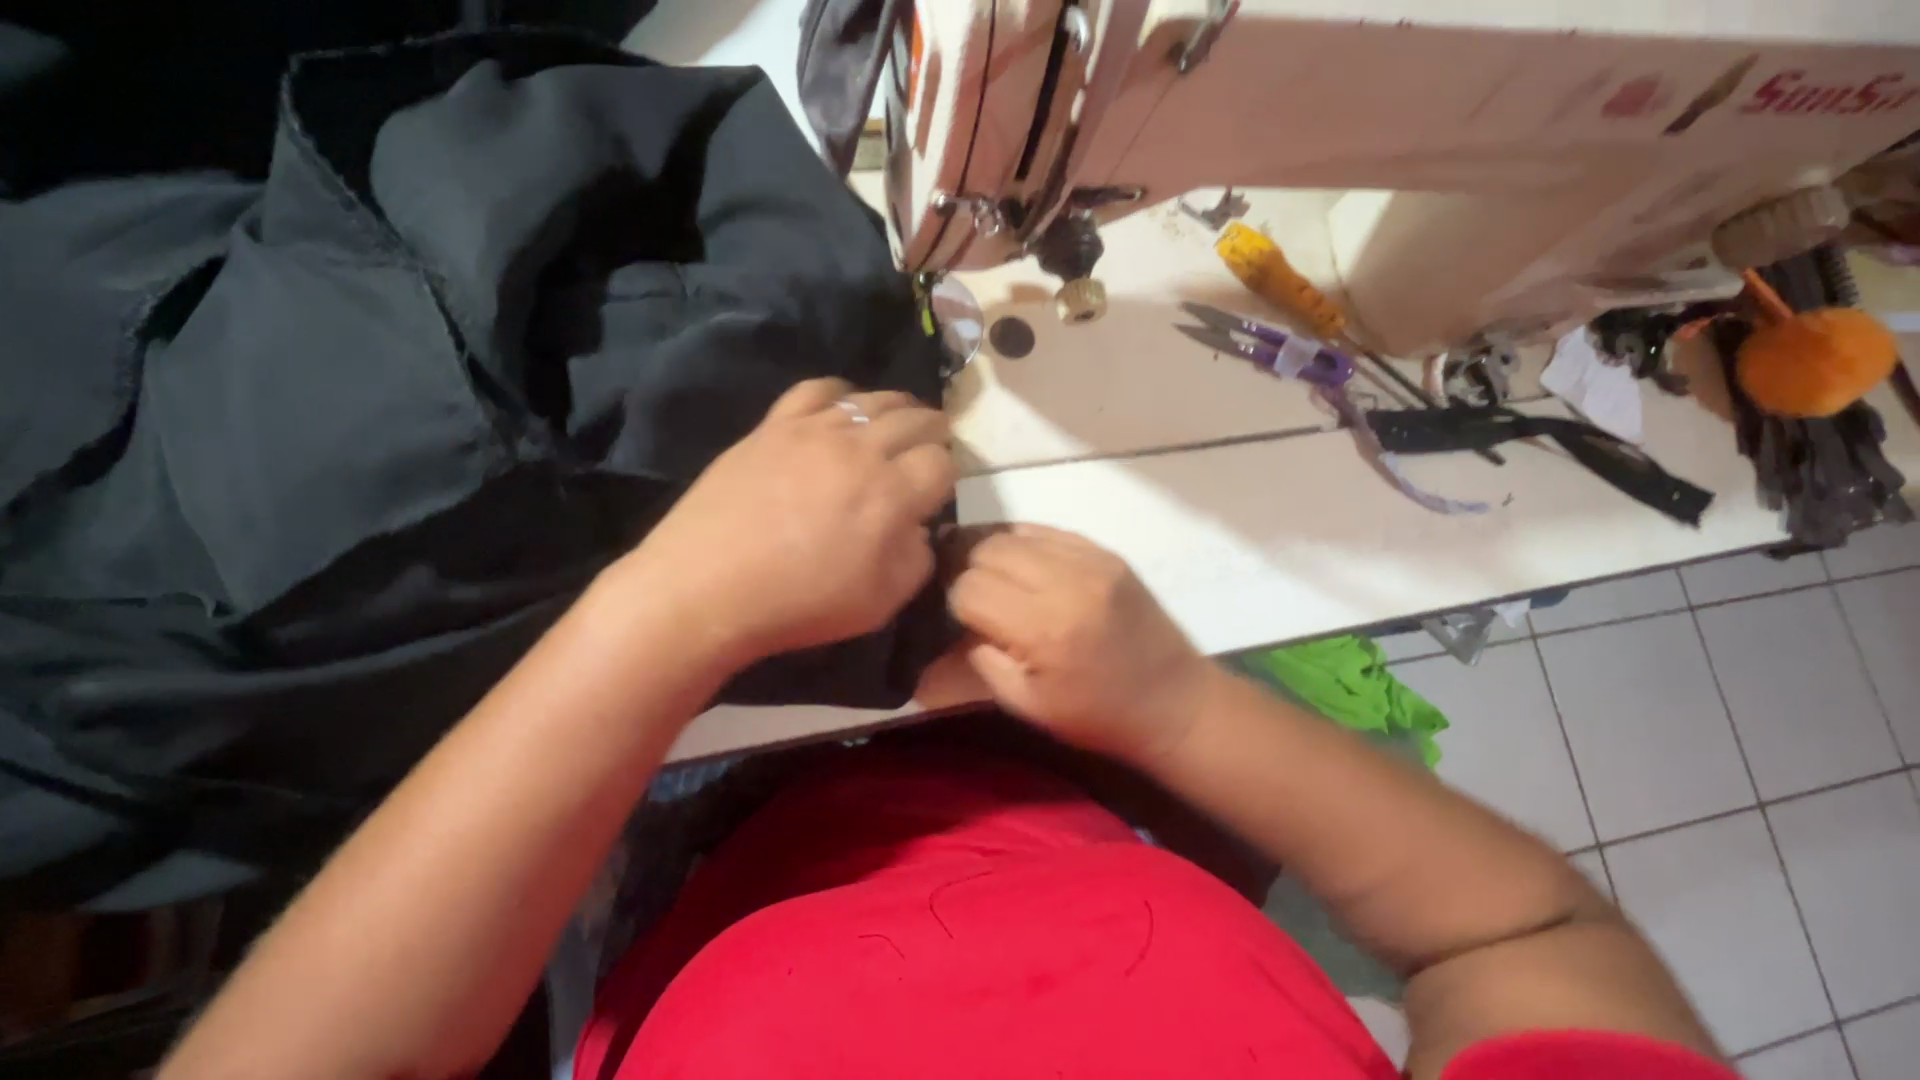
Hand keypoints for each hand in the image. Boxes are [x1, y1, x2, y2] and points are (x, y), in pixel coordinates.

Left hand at [615, 378, 955, 664]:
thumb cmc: (800, 604)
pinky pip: (817, 390)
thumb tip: (920, 528)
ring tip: (900, 422)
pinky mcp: (774, 425)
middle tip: (932, 449)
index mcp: (892, 493)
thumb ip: (916, 560)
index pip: (942, 463)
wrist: (706, 587)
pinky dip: (841, 394)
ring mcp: (814, 430)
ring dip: (898, 409)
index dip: (949, 475)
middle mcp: (861, 449)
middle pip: (916, 420)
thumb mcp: (881, 602)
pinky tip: (842, 408)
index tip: (939, 490)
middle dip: (934, 432)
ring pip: (873, 400)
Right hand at [945, 525, 1220, 767]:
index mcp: (1045, 627)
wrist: (1173, 701)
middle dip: (969, 573)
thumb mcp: (1025, 704)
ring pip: (1013, 533)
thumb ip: (978, 657)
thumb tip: (946, 622)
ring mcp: (1090, 559)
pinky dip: (1025, 546)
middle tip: (976, 602)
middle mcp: (1067, 580)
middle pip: (985, 549)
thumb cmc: (1096, 715)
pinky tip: (1026, 571)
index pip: (969, 587)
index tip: (963, 624)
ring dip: (994, 555)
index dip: (957, 605)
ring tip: (997, 583)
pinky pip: (1045, 531)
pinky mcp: (1105, 551)